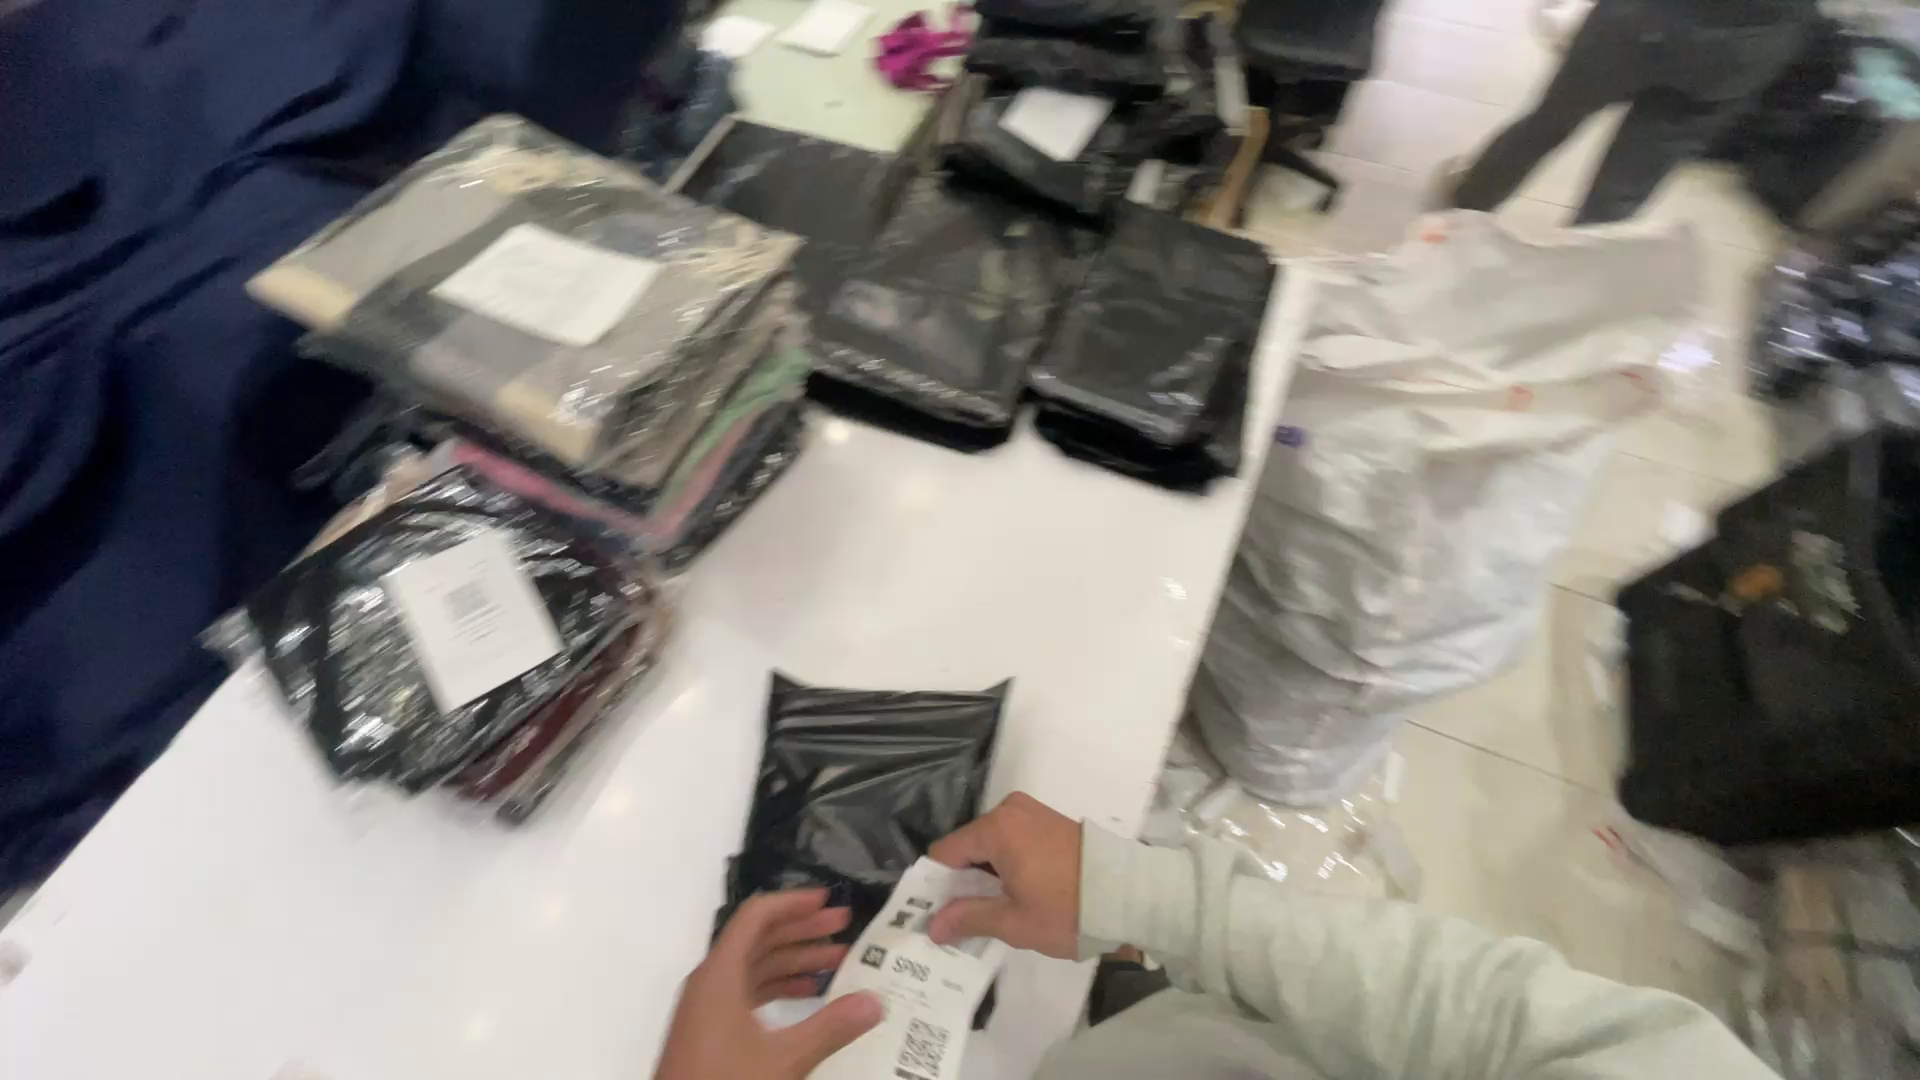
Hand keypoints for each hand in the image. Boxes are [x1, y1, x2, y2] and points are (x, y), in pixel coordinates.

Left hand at [653, 889, 883, 1079]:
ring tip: (838, 958)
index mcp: (720, 973)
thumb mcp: (783, 1061)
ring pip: (756, 965)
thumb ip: (830, 1027)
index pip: (757, 915)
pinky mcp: (709, 1031)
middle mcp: (711, 981)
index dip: (793, 902)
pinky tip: (810, 993)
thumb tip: (875, 1001)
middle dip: (803, 928)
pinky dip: (779, 986)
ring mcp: (708, 1007)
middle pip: (759, 937)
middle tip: (844, 924)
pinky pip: (747, 991)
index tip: (827, 900)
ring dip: (795, 959)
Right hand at [926, 791, 1082, 958]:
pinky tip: (1015, 892)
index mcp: (996, 827)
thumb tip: (933, 926)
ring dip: (986, 872)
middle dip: (963, 880)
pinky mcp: (1047, 819)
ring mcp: (1031, 811)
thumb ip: (969, 917)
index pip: (946, 852)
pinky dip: (1006, 862)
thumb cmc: (1068, 909)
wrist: (1130, 894)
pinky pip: (1012, 839)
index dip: (937, 884)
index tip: (936, 914)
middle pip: (968, 845)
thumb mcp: (1015, 921)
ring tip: (993, 910)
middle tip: (966, 918)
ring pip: (990, 843)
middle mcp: (1009, 809)